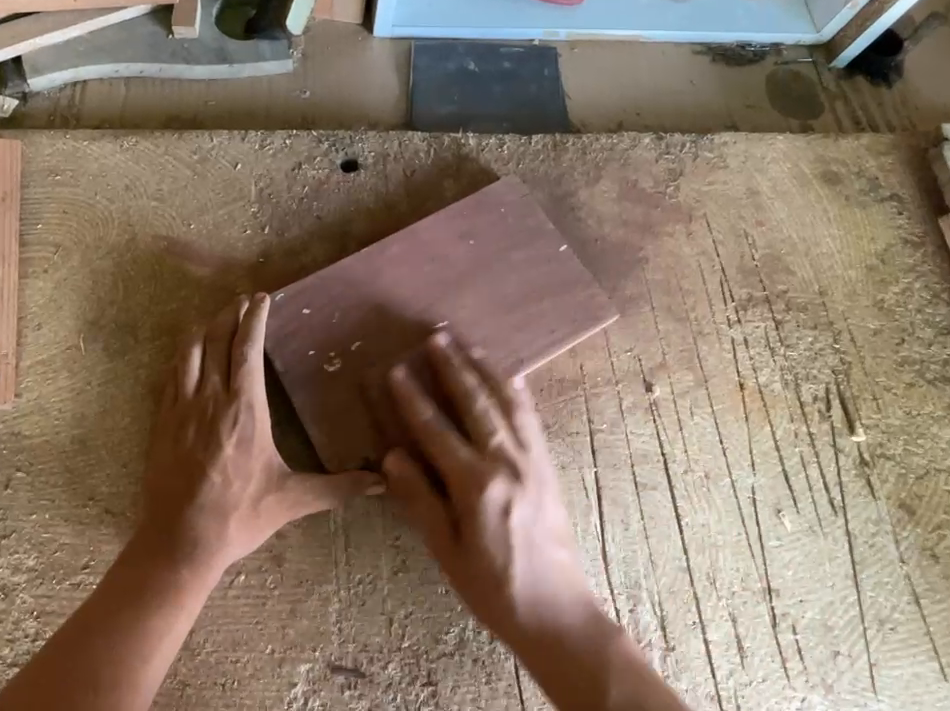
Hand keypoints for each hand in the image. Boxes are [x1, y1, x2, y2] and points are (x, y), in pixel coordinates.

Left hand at [136, 293, 382, 574]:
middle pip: (217, 339)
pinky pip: (171, 375)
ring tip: (215, 318)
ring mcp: (182, 407)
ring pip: (189, 351)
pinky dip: (182, 355)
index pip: (248, 348)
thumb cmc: (239, 515)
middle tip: (242, 301)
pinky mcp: (162, 421)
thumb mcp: (292, 499)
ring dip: (203, 329)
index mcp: (245, 407)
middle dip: (230, 314)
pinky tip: (188, 356)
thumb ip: (337, 487)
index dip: (254, 318)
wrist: (181, 539)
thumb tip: (380, 483)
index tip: (262, 299)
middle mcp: (211, 397)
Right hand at [384, 335, 600, 646]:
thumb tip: (393, 456)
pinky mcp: (548, 467)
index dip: (413, 399)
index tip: (396, 370)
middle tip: (436, 336)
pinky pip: (530, 417)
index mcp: (477, 485)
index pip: (437, 430)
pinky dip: (516, 391)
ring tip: (468, 346)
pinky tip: (509, 378)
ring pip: (508, 402)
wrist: (556, 613)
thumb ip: (420, 500)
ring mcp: (533, 461)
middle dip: (453, 367)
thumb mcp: (446, 552)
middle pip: (476, 403)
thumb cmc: (492, 588)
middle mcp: (508, 463)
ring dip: (485, 370)